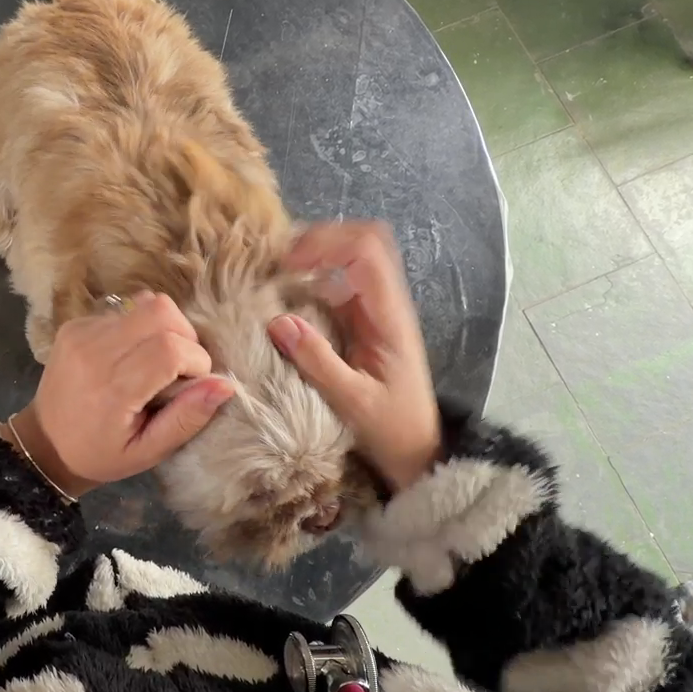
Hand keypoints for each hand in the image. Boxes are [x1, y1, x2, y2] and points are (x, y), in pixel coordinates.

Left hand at [11, 292, 234, 498]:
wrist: (44, 443)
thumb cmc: (100, 454)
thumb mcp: (148, 452)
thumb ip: (186, 418)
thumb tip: (224, 385)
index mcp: (113, 388)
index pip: (170, 348)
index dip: (196, 360)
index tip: (194, 382)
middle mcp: (94, 351)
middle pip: (160, 311)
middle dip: (184, 335)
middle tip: (180, 366)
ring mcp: (81, 332)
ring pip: (145, 303)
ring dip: (163, 328)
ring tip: (156, 360)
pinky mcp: (75, 324)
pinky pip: (124, 310)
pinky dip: (139, 329)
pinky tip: (130, 357)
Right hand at [267, 222, 441, 492]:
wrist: (419, 452)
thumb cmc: (391, 429)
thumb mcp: (352, 403)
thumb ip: (318, 362)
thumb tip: (278, 320)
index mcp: (390, 316)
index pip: (367, 251)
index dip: (325, 244)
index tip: (287, 265)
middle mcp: (385, 303)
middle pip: (362, 240)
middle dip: (319, 239)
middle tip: (278, 259)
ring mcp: (373, 309)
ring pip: (349, 256)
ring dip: (313, 254)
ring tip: (273, 271)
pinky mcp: (359, 320)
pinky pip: (336, 282)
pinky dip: (309, 277)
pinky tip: (282, 293)